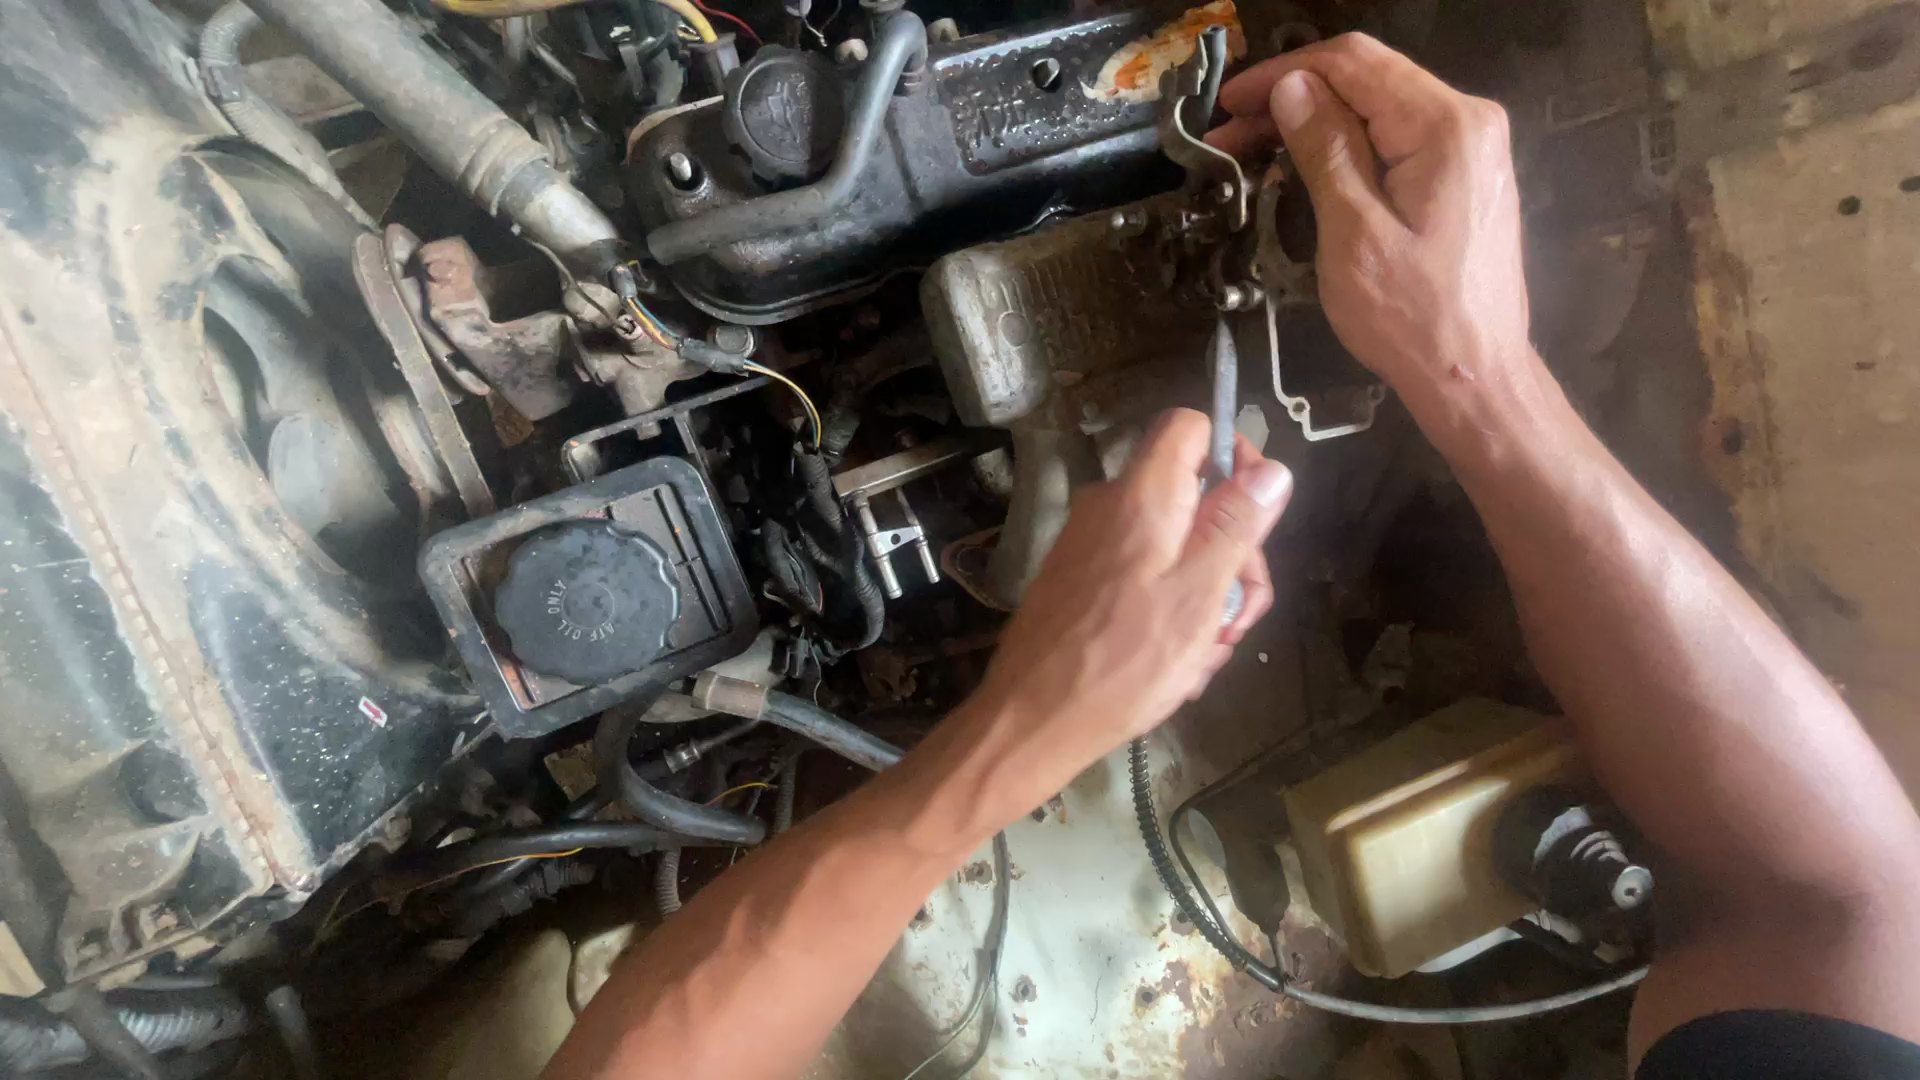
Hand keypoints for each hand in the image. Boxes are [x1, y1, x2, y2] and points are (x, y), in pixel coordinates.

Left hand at [966, 410, 1290, 791]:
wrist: (1033, 717)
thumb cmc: (1123, 660)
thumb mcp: (1198, 594)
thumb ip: (1234, 525)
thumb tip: (1271, 467)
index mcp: (1141, 496)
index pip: (1189, 427)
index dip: (1232, 452)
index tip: (1256, 509)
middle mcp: (1109, 507)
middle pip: (1191, 499)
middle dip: (1230, 555)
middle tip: (1238, 623)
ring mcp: (1090, 545)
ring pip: (1173, 548)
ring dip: (1203, 597)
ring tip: (1201, 659)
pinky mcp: (1081, 580)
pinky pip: (1142, 577)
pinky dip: (1168, 611)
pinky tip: (1174, 665)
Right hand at [1207, 35, 1537, 416]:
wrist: (1470, 371)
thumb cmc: (1408, 314)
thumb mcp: (1353, 233)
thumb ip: (1326, 152)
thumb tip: (1292, 88)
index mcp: (1443, 124)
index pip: (1355, 63)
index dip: (1283, 73)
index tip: (1227, 105)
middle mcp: (1465, 119)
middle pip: (1367, 81)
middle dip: (1292, 98)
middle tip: (1226, 139)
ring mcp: (1467, 149)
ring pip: (1378, 110)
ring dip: (1312, 123)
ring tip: (1252, 153)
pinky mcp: (1458, 179)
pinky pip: (1393, 141)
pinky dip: (1342, 146)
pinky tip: (1304, 167)